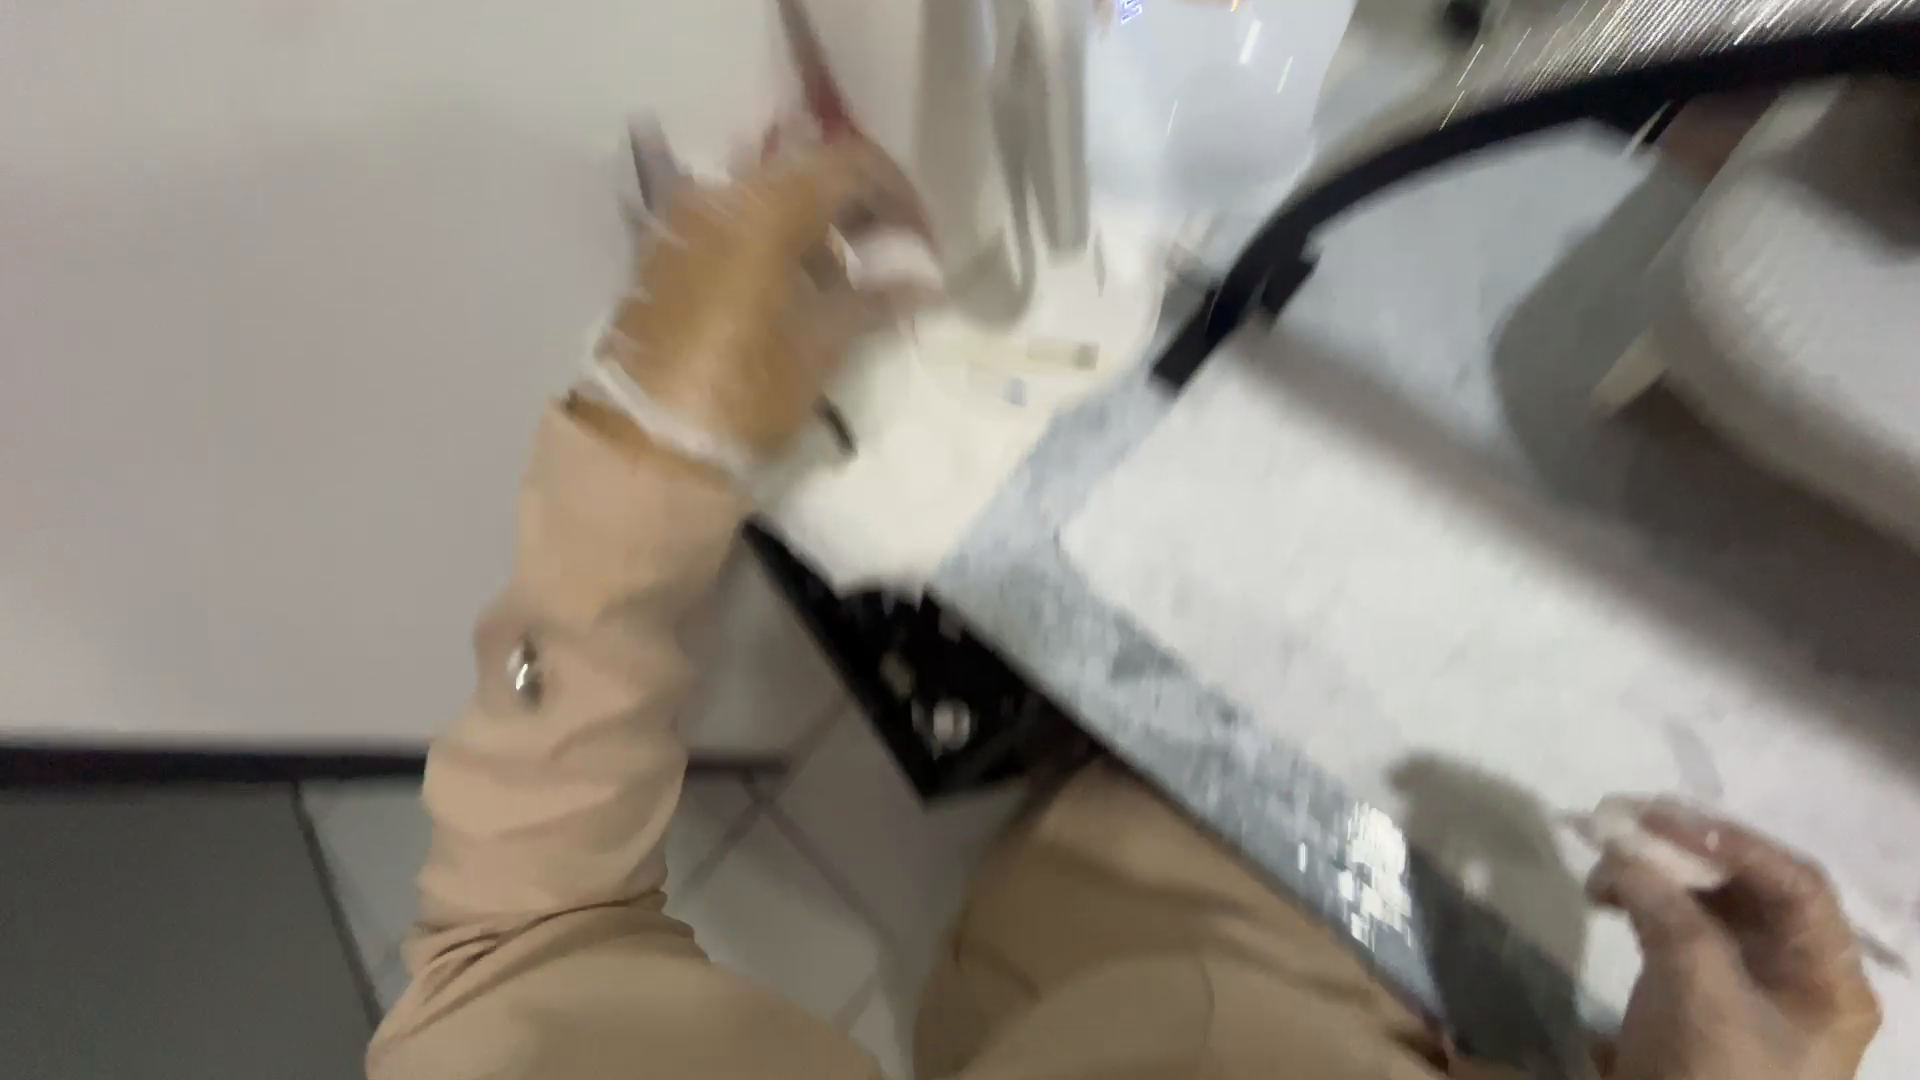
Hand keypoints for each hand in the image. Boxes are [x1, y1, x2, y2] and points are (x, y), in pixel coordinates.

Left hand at [597, 137, 928, 460]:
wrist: (650, 446)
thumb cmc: (744, 395)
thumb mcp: (819, 347)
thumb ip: (874, 301)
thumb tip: (928, 285)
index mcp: (764, 209)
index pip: (847, 163)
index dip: (897, 193)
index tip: (924, 239)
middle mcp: (720, 197)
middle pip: (807, 175)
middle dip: (860, 210)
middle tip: (896, 256)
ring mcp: (688, 223)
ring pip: (771, 201)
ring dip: (820, 230)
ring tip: (851, 285)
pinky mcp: (671, 255)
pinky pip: (739, 227)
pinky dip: (780, 246)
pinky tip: (802, 292)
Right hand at [1588, 802, 1880, 1079]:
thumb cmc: (1716, 1076)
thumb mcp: (1702, 1000)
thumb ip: (1672, 920)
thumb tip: (1623, 854)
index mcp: (1824, 974)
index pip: (1794, 882)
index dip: (1731, 843)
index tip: (1658, 818)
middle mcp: (1790, 962)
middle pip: (1745, 880)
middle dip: (1680, 846)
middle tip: (1617, 820)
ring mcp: (1739, 967)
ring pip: (1701, 891)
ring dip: (1648, 866)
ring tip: (1598, 859)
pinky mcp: (1691, 972)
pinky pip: (1668, 912)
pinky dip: (1632, 891)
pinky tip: (1599, 893)